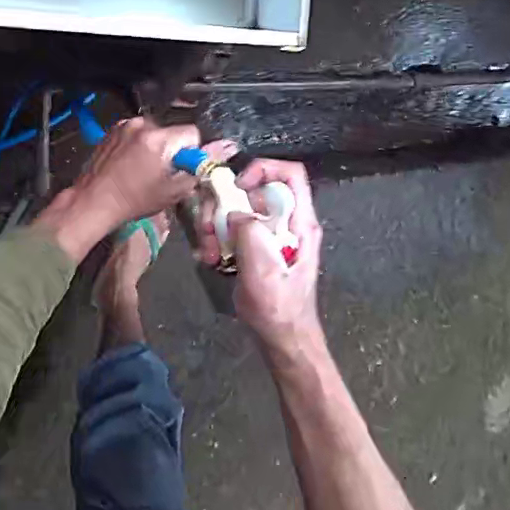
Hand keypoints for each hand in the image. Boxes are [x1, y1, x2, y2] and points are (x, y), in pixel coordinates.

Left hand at [73, 117, 226, 224]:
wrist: (93, 200)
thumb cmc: (133, 200)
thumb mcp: (172, 192)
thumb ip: (196, 172)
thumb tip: (217, 157)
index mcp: (159, 139)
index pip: (191, 132)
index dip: (192, 152)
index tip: (182, 168)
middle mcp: (141, 125)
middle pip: (171, 132)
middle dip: (172, 149)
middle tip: (162, 173)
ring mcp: (123, 126)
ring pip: (153, 132)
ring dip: (154, 147)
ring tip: (143, 170)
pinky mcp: (111, 130)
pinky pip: (135, 133)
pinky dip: (138, 145)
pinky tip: (129, 165)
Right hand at [204, 159, 323, 353]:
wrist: (282, 339)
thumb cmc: (279, 309)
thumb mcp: (264, 272)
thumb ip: (251, 234)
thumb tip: (235, 213)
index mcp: (300, 223)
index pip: (290, 174)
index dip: (263, 169)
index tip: (236, 187)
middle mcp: (287, 222)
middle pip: (255, 190)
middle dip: (225, 203)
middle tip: (210, 228)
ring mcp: (271, 234)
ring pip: (239, 209)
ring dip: (216, 224)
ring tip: (209, 251)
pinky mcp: (256, 247)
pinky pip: (233, 229)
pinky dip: (218, 239)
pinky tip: (211, 258)